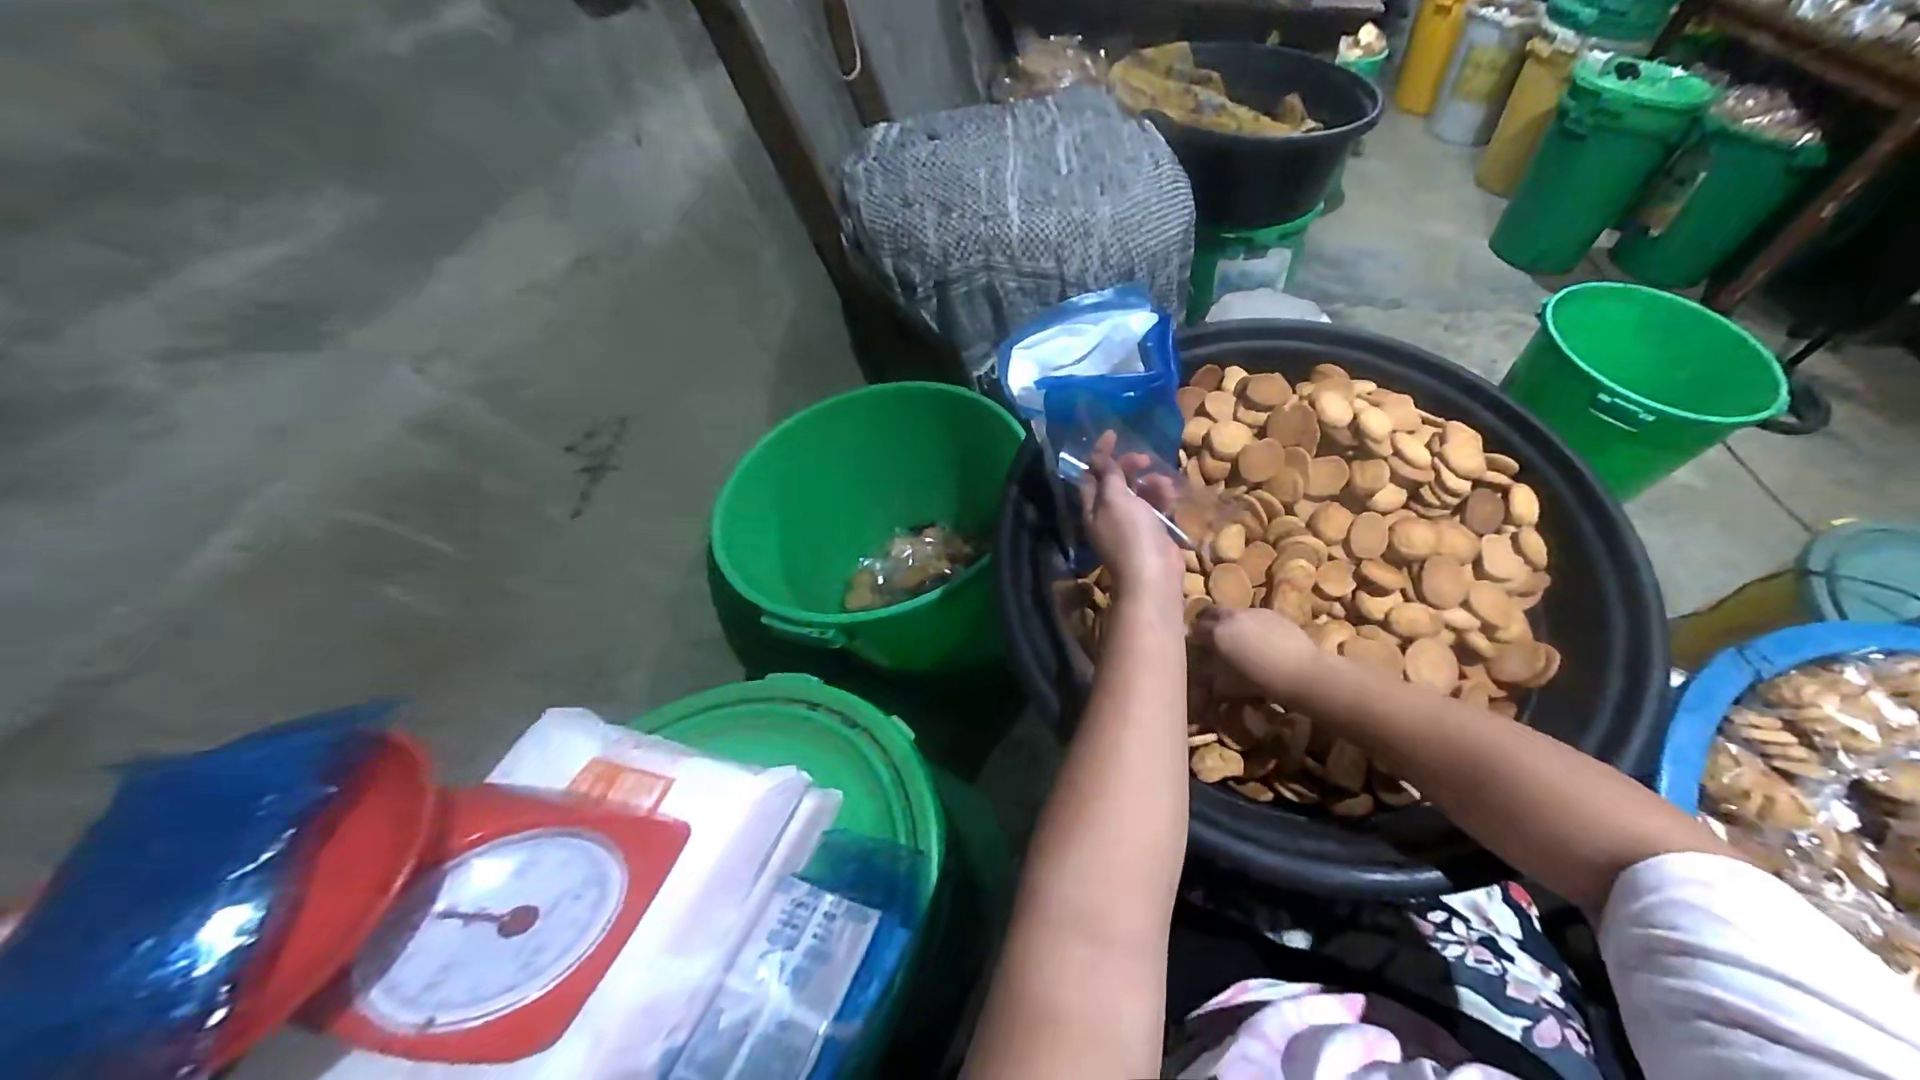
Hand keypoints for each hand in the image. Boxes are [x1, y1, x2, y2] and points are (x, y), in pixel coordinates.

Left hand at [1081, 458, 1181, 604]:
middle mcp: (1108, 515)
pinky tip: (1171, 496)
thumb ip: (1108, 476)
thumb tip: (1100, 459)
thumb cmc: (1130, 533)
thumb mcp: (1114, 499)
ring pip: (1138, 494)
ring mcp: (1131, 525)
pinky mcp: (1152, 532)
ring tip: (1163, 485)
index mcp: (1092, 508)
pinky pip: (1155, 507)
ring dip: (1150, 483)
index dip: (1099, 454)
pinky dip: (1162, 499)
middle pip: (1115, 483)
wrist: (1153, 574)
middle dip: (1129, 467)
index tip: (1113, 434)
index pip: (1091, 475)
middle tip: (1144, 459)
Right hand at [1191, 607, 1317, 688]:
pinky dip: (1248, 623)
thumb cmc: (1261, 681)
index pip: (1195, 628)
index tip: (1195, 647)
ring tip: (1236, 638)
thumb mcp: (1228, 684)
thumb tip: (1204, 675)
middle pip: (1210, 612)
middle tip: (1209, 636)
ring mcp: (1253, 612)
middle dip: (1206, 622)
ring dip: (1228, 621)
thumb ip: (1212, 675)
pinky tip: (1258, 639)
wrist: (1303, 673)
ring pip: (1232, 612)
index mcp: (1216, 632)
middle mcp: (1231, 616)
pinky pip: (1252, 615)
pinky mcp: (1272, 613)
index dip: (1193, 637)